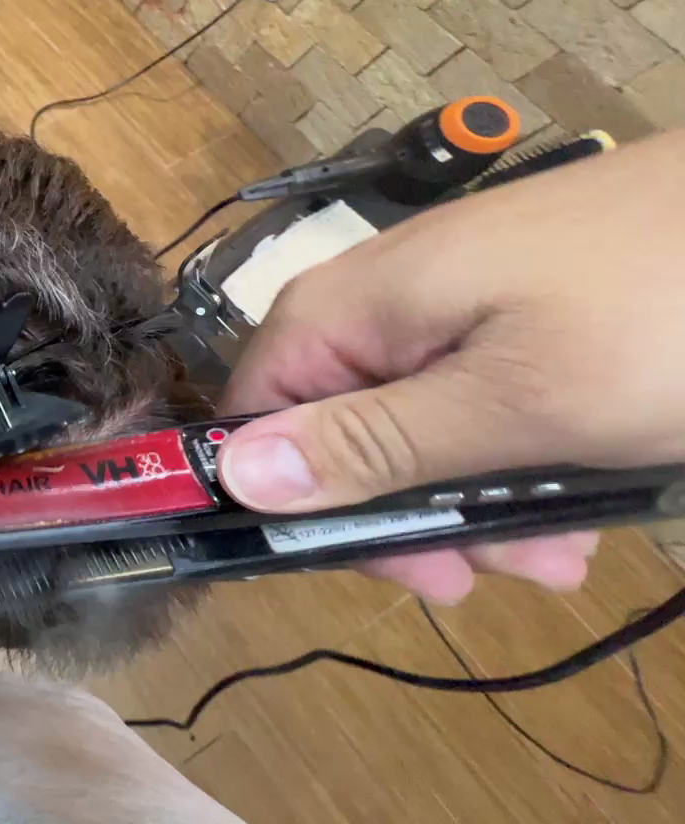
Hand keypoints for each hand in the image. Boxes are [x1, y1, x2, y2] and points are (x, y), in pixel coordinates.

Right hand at [220, 130, 684, 602]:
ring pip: (398, 417)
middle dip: (397, 506)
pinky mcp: (488, 306)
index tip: (378, 562)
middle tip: (489, 570)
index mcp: (332, 314)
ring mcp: (427, 303)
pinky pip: (457, 392)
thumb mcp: (523, 403)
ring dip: (463, 494)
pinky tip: (570, 487)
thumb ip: (373, 443)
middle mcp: (358, 305)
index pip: (250, 416)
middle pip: (325, 424)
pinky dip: (501, 450)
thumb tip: (233, 477)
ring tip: (557, 547)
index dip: (293, 495)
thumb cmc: (664, 309)